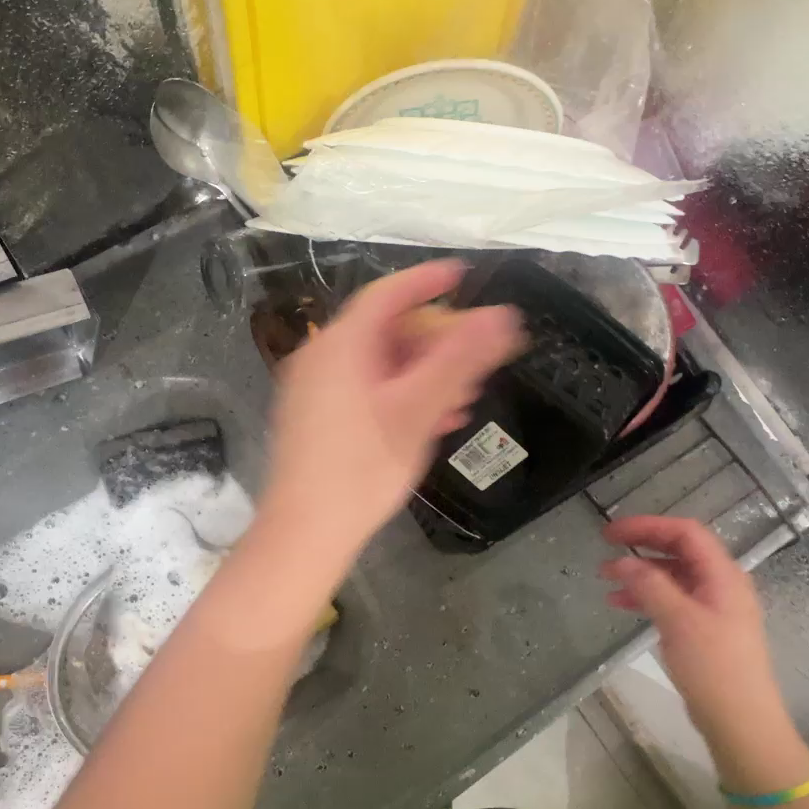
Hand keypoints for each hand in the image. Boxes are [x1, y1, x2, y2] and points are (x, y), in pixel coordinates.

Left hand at [260, 260, 522, 555]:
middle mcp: (320, 359)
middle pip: (385, 333)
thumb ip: (460, 360)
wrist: (305, 532)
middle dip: (435, 343)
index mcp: (340, 346)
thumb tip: (503, 317)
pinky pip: (363, 393)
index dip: (428, 281)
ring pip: (377, 367)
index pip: (388, 294)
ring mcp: (313, 392)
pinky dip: (400, 397)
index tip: (463, 277)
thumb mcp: (418, 411)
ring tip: (464, 396)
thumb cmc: (362, 469)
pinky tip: (432, 422)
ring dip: (423, 375)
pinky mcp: (314, 421)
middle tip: (474, 358)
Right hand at [599, 515, 785, 736]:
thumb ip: (650, 586)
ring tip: (606, 579)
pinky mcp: (704, 631)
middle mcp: (721, 586)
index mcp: (723, 576)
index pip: (686, 533)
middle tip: (605, 548)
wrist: (741, 721)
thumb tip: (622, 561)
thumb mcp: (679, 621)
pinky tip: (622, 604)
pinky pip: (673, 601)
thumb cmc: (714, 667)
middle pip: (680, 551)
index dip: (648, 525)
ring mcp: (713, 609)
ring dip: (641, 573)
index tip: (612, 532)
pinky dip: (647, 597)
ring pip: (673, 577)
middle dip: (642, 546)